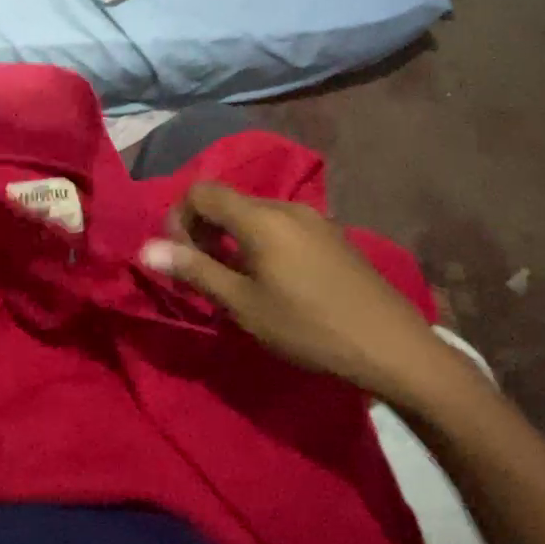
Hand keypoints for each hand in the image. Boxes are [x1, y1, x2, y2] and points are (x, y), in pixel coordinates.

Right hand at [141, 184, 459, 404]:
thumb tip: (146, 249)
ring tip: (236, 283)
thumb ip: (194, 271)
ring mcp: (315, 221)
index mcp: (261, 218)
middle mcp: (287, 207)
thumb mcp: (244, 305)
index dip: (179, 218)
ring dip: (232, 240)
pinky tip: (274, 283)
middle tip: (202, 275)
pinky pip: (282, 228)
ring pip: (255, 216)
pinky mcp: (334, 239)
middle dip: (204, 231)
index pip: (201, 191)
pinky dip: (261, 244)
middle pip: (228, 202)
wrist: (398, 351)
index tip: (180, 258)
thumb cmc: (310, 329)